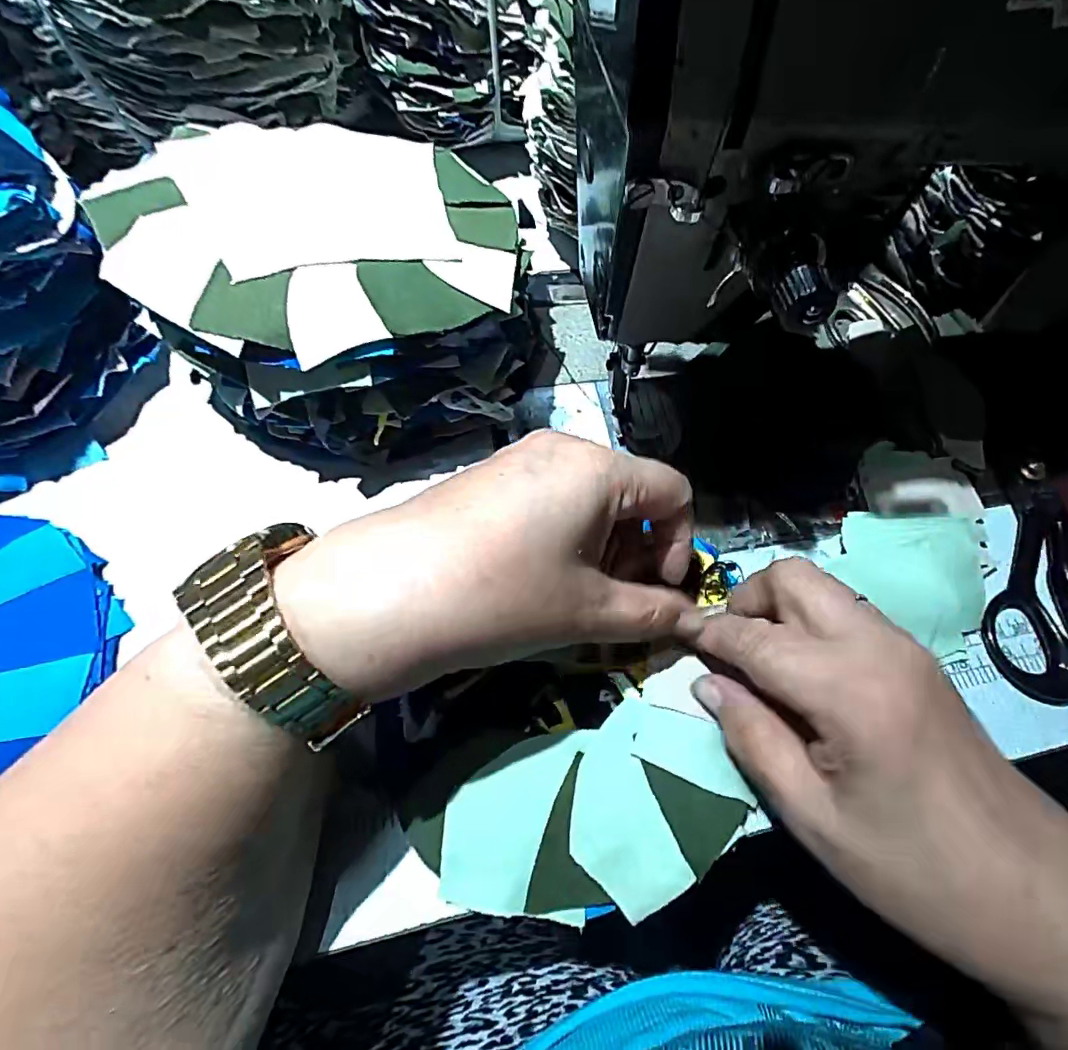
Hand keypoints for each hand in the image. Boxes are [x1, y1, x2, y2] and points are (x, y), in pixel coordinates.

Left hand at [273, 432, 695, 701]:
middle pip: (636, 494)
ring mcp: (524, 457)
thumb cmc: (501, 597)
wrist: (376, 597)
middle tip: (615, 599)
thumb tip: (691, 618)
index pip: (675, 491)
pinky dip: (570, 535)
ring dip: (606, 546)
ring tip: (575, 592)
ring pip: (597, 498)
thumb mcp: (590, 612)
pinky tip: (538, 575)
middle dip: (640, 549)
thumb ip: (655, 613)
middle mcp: (567, 449)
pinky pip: (557, 497)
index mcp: (600, 469)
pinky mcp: (494, 475)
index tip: (655, 588)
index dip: (679, 543)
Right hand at [674, 559, 1067, 1014]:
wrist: (1022, 880)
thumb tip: (709, 683)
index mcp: (847, 685)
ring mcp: (905, 646)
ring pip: (828, 589)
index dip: (710, 632)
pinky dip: (816, 624)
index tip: (676, 631)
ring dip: (784, 607)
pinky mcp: (920, 659)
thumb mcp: (813, 817)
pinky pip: (853, 616)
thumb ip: (754, 738)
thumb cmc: (908, 868)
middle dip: (750, 598)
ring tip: (757, 662)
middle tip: (723, 648)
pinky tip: (804, 675)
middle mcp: (877, 644)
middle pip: (797, 577)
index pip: (758, 636)